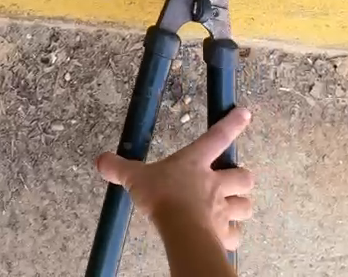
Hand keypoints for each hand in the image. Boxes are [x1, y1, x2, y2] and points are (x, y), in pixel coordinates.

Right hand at [95, 107, 254, 252]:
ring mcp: (223, 210)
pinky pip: (236, 234)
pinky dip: (233, 233)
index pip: (216, 137)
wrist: (183, 233)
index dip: (232, 123)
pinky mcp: (225, 234)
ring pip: (246, 205)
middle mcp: (214, 183)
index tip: (245, 112)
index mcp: (194, 162)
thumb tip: (100, 160)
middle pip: (244, 176)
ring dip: (241, 204)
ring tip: (231, 206)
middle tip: (231, 179)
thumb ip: (118, 167)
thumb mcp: (134, 178)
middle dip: (241, 177)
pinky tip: (223, 233)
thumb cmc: (162, 198)